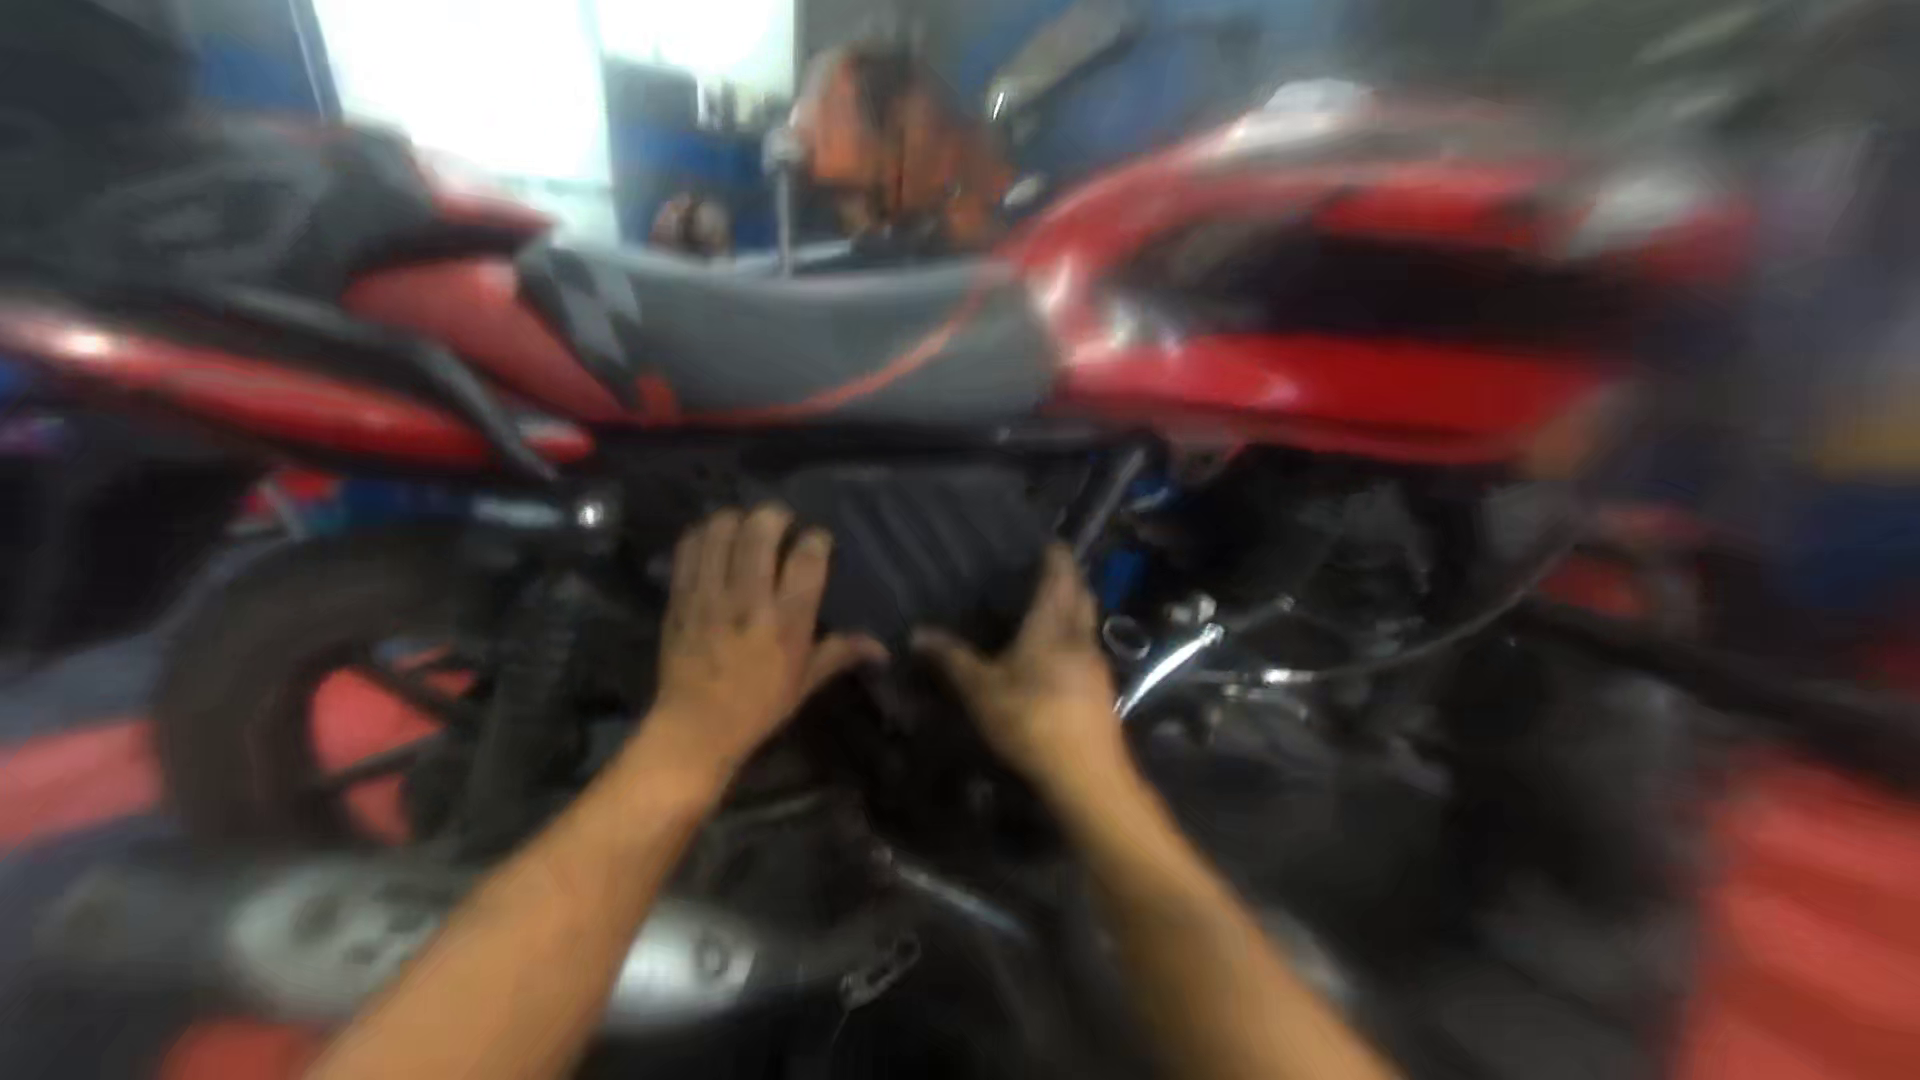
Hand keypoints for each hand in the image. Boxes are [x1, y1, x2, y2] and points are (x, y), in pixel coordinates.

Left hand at [646, 504, 883, 777]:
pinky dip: (702, 535)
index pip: (808, 558)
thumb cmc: (759, 707)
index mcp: (788, 621)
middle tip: (780, 522)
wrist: (695, 729)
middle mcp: (750, 600)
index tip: (817, 540)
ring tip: (745, 526)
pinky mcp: (680, 599)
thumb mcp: (806, 682)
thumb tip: (883, 649)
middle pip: (761, 531)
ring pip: (721, 531)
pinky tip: (713, 541)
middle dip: (775, 516)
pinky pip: (688, 550)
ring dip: (737, 519)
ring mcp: (710, 596)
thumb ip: (842, 653)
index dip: (816, 538)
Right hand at [915, 544, 1126, 792]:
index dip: (1057, 557)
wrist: (1086, 774)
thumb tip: (917, 633)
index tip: (1051, 542)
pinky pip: (1088, 649)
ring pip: (1088, 624)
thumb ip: (951, 659)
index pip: (1059, 578)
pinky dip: (1075, 638)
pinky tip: (1059, 656)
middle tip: (1052, 570)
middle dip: (1070, 579)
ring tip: (1052, 608)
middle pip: (1082, 596)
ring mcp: (1096, 664)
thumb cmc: (1030, 720)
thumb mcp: (980, 690)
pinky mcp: (1102, 690)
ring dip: (1075, 609)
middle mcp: (1079, 637)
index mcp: (1052, 626)